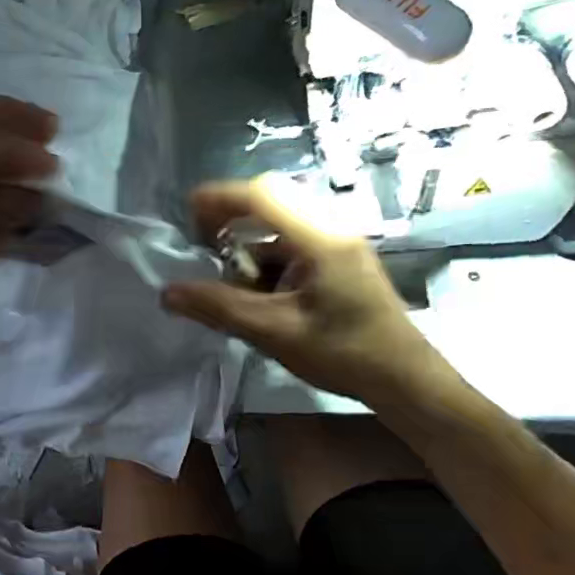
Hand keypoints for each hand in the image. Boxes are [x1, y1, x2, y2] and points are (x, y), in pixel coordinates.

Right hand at [161, 178, 450, 409]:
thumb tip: (168, 293)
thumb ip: (220, 308)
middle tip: (203, 239)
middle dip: (233, 214)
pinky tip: (259, 286)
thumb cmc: (344, 354)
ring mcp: (340, 242)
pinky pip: (296, 240)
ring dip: (252, 238)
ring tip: (228, 268)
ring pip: (283, 221)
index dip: (220, 197)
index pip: (262, 195)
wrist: (405, 378)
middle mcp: (332, 228)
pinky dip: (270, 254)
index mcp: (320, 237)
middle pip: (273, 200)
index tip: (186, 211)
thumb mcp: (275, 332)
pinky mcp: (342, 259)